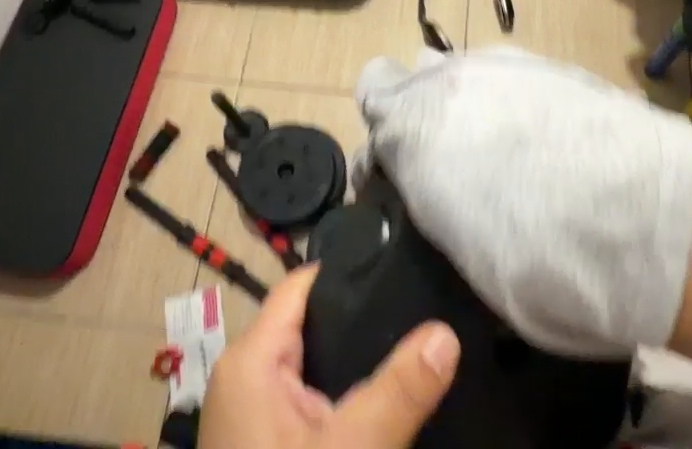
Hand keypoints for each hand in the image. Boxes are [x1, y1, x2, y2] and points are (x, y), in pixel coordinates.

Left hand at [200, 265, 460, 448]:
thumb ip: (400, 390)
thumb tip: (446, 332)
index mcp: (253, 359)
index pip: (302, 287)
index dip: (349, 270)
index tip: (403, 262)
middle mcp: (245, 375)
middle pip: (310, 324)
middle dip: (363, 318)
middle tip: (423, 306)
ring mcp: (251, 411)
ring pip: (312, 365)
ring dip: (356, 362)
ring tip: (413, 342)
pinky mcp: (262, 442)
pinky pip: (306, 400)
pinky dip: (341, 396)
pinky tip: (381, 399)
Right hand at [355, 46, 691, 358]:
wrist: (634, 234)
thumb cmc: (533, 264)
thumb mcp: (452, 243)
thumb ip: (423, 190)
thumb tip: (424, 182)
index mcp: (418, 122)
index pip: (373, 94)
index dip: (383, 136)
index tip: (397, 174)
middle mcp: (456, 80)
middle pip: (416, 74)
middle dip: (421, 112)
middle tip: (448, 163)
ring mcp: (509, 66)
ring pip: (465, 70)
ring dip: (466, 103)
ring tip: (498, 152)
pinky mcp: (556, 67)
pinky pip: (512, 76)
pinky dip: (511, 102)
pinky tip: (540, 142)